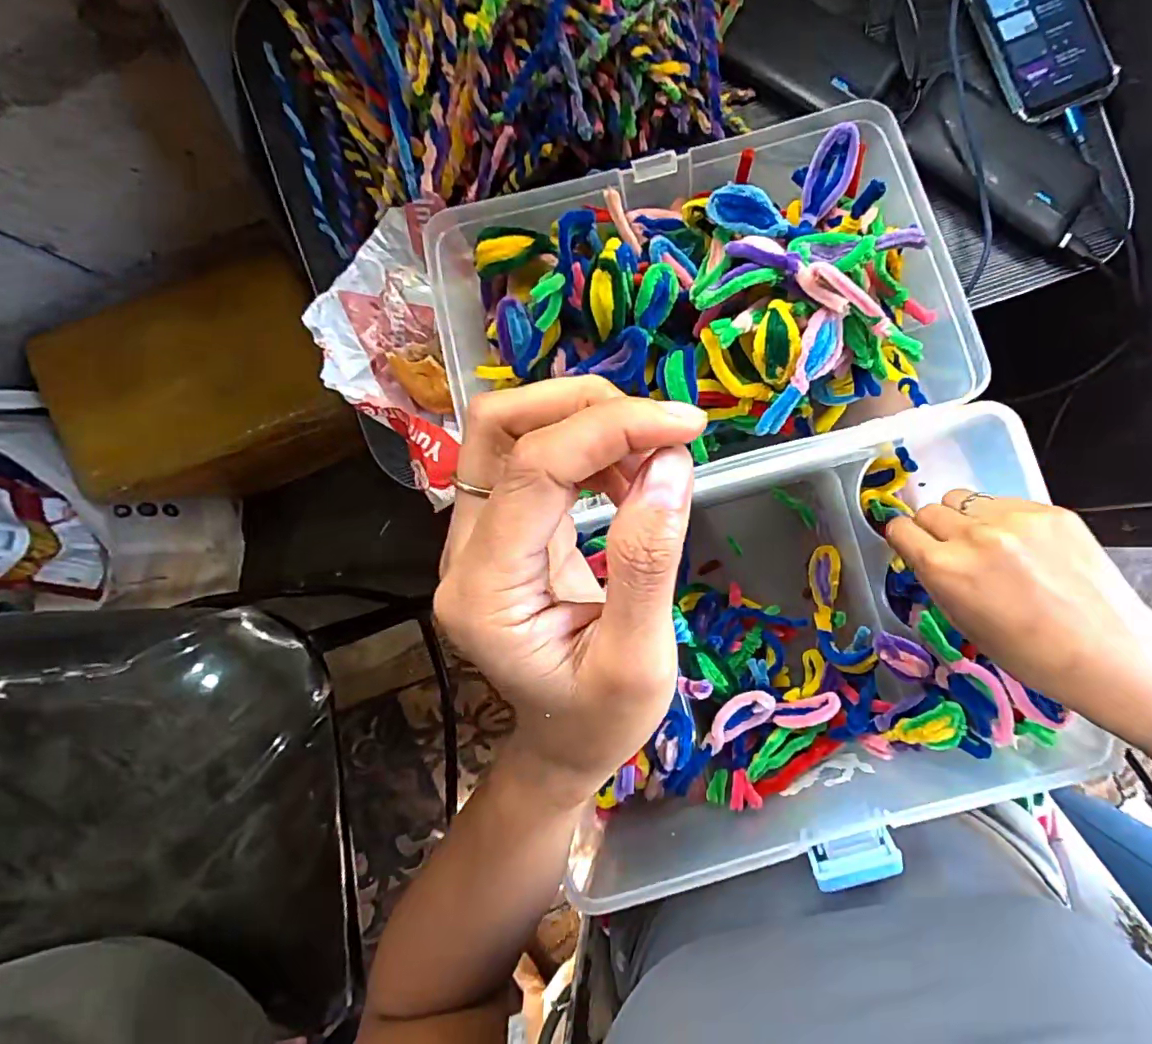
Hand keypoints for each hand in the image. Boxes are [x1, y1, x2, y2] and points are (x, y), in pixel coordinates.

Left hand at [437, 378, 706, 805]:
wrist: (564, 742)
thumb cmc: (600, 720)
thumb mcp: (638, 660)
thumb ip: (647, 564)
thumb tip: (670, 466)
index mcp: (485, 591)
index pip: (534, 470)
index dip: (612, 430)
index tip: (687, 426)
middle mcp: (464, 552)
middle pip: (501, 428)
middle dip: (587, 408)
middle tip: (664, 430)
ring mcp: (477, 536)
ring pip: (511, 430)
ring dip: (586, 419)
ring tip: (652, 452)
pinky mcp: (503, 529)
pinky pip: (533, 456)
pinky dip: (587, 443)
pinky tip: (630, 469)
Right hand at [885, 490, 1151, 742]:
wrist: (1107, 652)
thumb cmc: (1030, 654)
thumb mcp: (964, 621)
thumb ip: (941, 579)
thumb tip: (931, 555)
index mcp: (945, 569)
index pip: (901, 529)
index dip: (904, 538)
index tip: (912, 544)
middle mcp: (973, 535)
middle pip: (930, 509)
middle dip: (935, 529)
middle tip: (955, 550)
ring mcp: (1014, 518)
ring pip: (966, 499)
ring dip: (968, 518)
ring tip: (992, 545)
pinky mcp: (1049, 510)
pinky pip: (1007, 502)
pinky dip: (1006, 520)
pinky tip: (1029, 549)